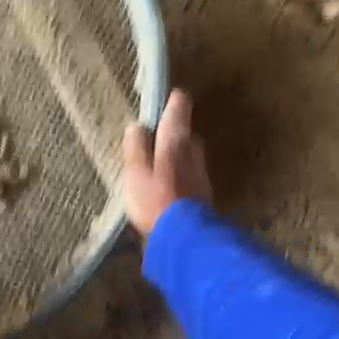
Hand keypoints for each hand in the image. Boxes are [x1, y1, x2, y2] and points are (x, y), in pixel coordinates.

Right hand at [122, 89, 212, 236]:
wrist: (184, 237)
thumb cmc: (155, 201)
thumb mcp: (135, 172)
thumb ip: (136, 147)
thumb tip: (137, 127)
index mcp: (176, 139)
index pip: (179, 105)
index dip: (169, 101)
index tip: (157, 105)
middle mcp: (194, 148)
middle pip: (183, 131)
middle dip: (167, 134)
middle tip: (147, 144)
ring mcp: (201, 170)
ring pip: (186, 153)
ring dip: (172, 156)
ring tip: (153, 170)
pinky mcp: (203, 191)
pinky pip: (188, 173)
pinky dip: (177, 175)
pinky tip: (165, 189)